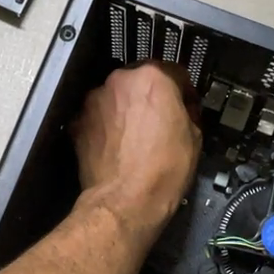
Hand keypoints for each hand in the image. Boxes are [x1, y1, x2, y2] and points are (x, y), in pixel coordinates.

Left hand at [71, 61, 200, 238]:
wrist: (126, 201)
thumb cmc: (161, 173)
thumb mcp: (194, 138)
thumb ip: (187, 113)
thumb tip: (183, 112)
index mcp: (153, 78)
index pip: (175, 72)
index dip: (184, 91)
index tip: (186, 103)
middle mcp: (120, 82)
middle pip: (141, 81)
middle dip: (151, 97)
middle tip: (162, 121)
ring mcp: (95, 101)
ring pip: (117, 97)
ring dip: (127, 110)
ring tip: (138, 138)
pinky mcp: (79, 122)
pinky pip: (98, 117)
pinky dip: (107, 126)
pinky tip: (119, 147)